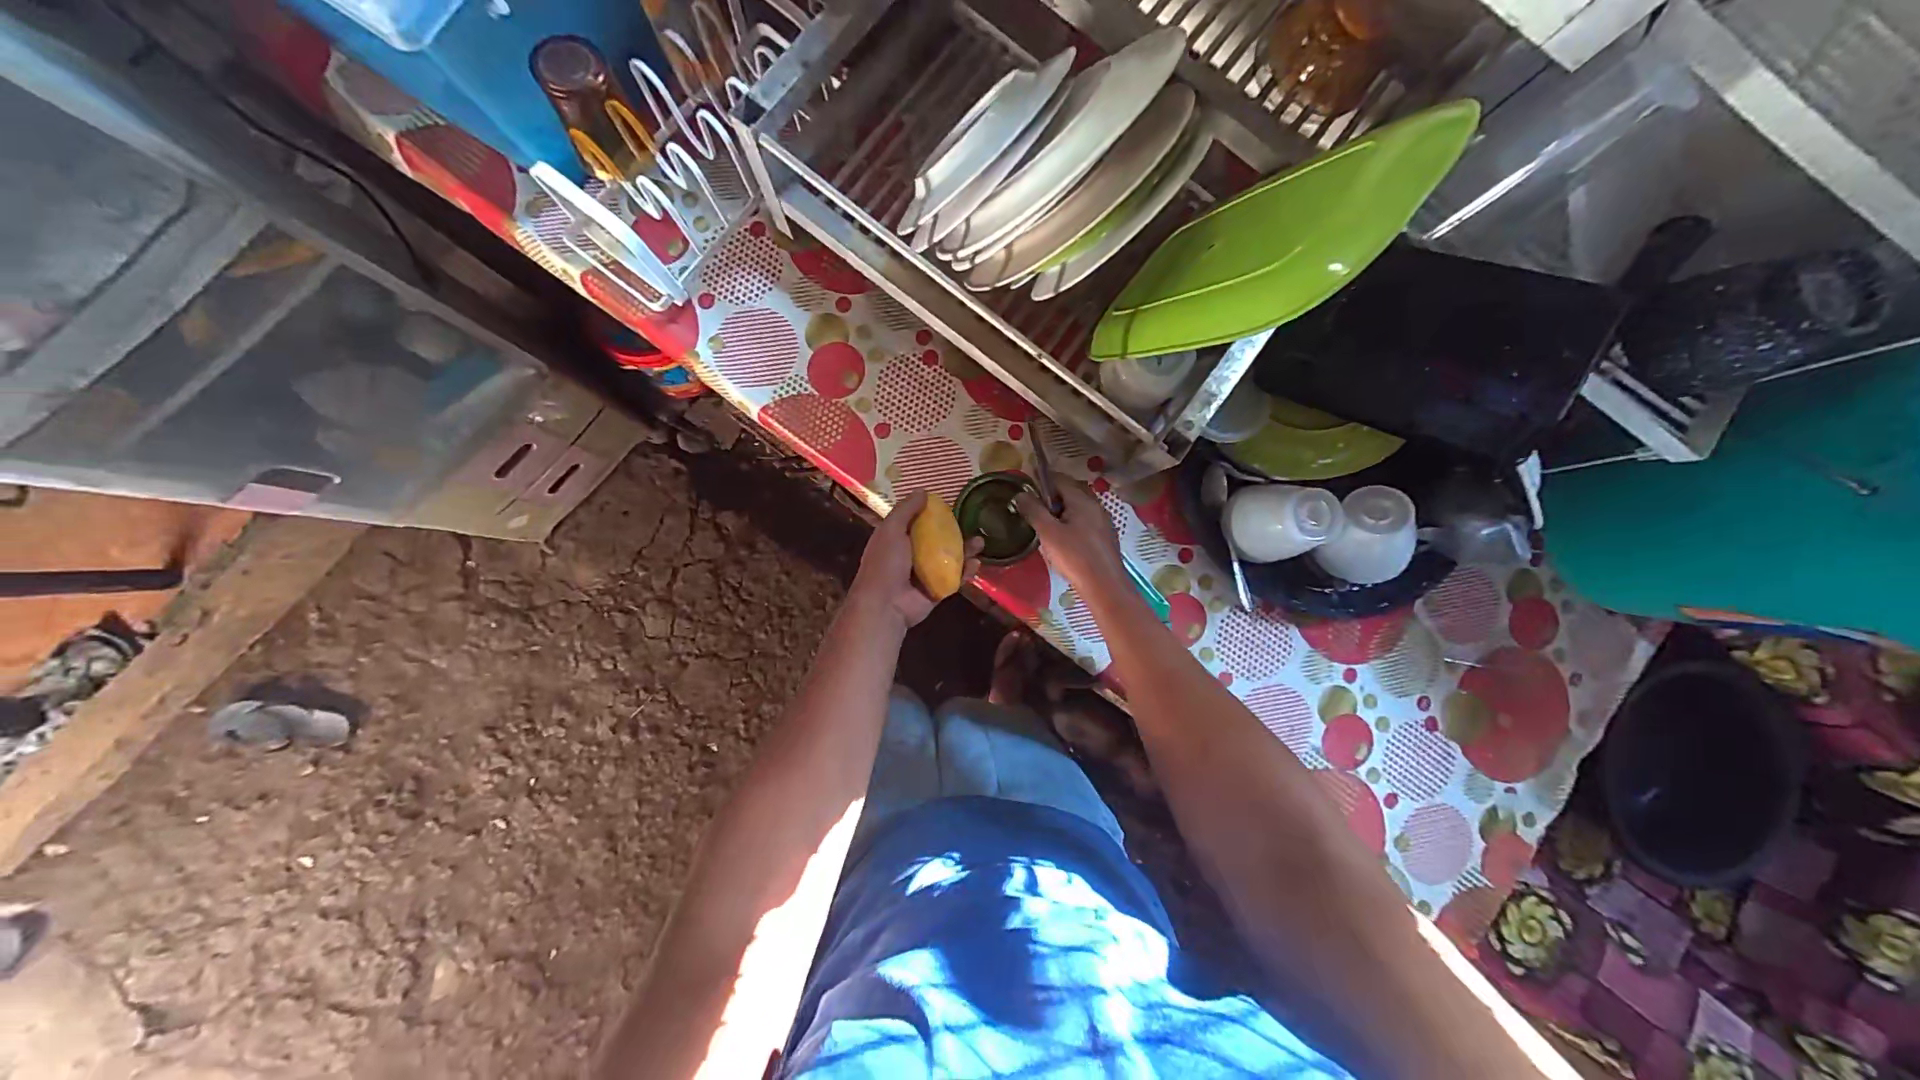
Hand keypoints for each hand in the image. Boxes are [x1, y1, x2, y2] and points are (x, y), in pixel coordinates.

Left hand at [847, 490, 980, 629]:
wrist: (885, 604)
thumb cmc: (885, 563)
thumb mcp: (891, 529)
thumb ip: (906, 510)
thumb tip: (923, 491)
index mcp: (897, 540)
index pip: (917, 523)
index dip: (932, 515)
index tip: (950, 507)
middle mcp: (911, 556)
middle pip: (938, 541)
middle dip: (955, 533)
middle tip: (972, 526)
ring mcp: (925, 575)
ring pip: (950, 559)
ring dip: (966, 551)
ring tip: (980, 544)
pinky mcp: (937, 590)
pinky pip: (955, 579)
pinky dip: (966, 572)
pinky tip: (976, 564)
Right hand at [1015, 483, 1127, 601]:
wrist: (1105, 586)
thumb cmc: (1074, 557)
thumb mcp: (1048, 533)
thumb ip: (1033, 511)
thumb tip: (1021, 494)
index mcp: (1082, 500)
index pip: (1060, 479)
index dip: (1042, 480)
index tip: (1028, 489)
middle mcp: (1096, 505)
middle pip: (1071, 491)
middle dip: (1053, 496)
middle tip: (1035, 508)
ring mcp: (1104, 521)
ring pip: (1080, 507)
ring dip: (1063, 510)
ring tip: (1047, 524)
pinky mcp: (1106, 536)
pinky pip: (1087, 520)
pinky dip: (1073, 522)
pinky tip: (1065, 538)